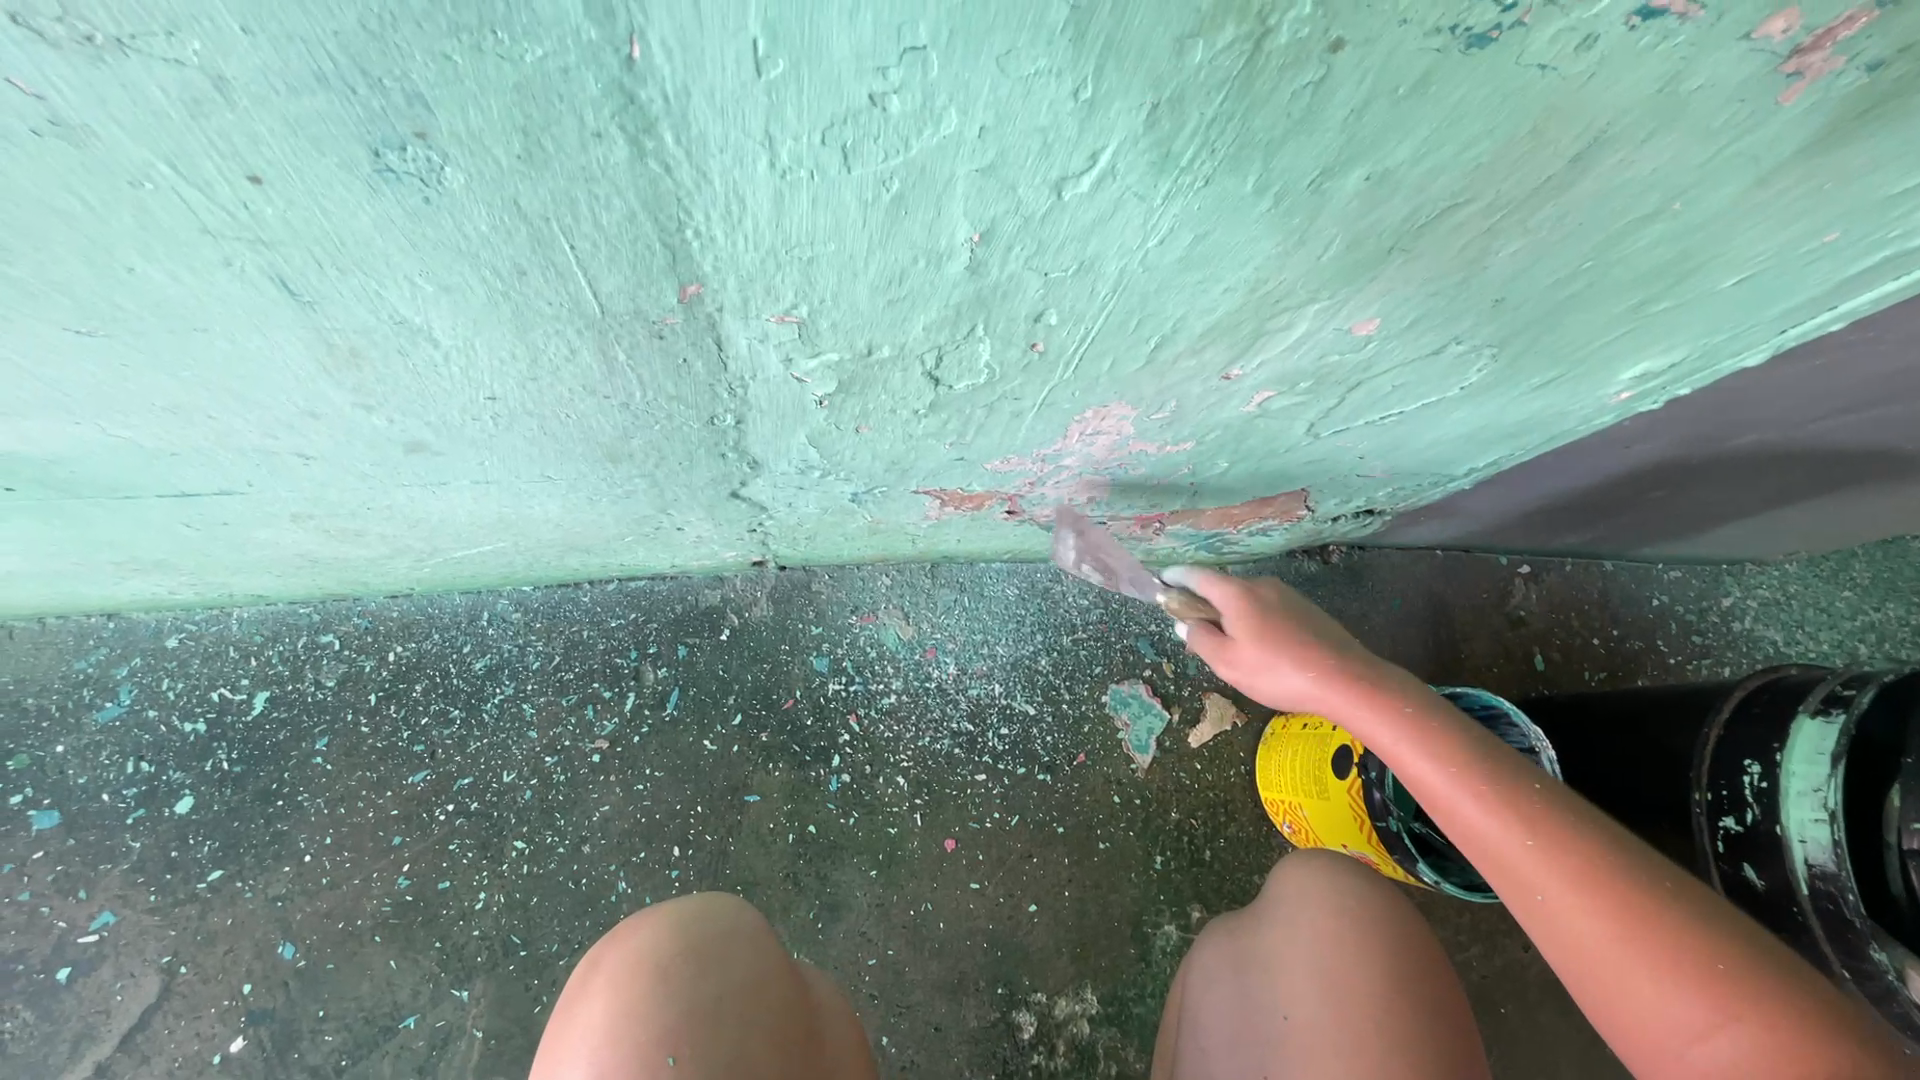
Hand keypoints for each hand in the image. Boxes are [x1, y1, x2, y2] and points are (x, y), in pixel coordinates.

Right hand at [1160, 566, 1405, 715]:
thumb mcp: (1227, 662)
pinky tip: (1258, 644)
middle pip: (1223, 586)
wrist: (1345, 680)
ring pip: (1247, 598)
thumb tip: (1186, 623)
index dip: (1176, 576)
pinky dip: (1252, 618)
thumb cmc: (1277, 671)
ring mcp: (1287, 596)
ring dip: (1230, 612)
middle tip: (1192, 624)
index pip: (1198, 575)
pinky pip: (1267, 607)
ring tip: (1226, 640)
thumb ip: (1200, 639)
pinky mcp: (1306, 610)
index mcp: (1237, 594)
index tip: (1162, 580)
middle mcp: (1261, 585)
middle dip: (1203, 600)